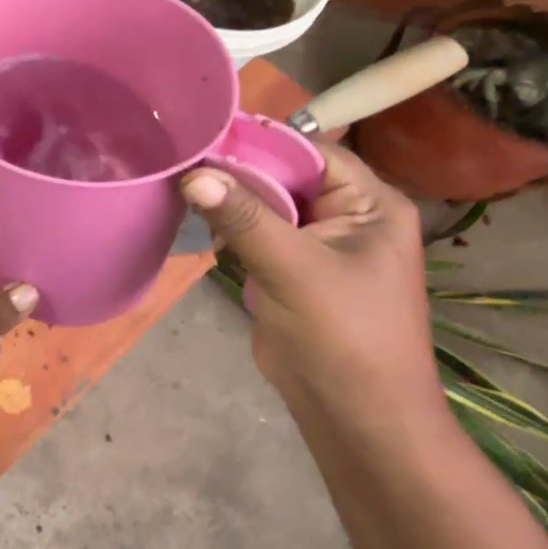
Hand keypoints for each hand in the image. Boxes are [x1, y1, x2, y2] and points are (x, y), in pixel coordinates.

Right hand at [180, 142, 442, 427]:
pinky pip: (254, 229)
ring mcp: (316, 242)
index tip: (201, 133)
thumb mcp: (294, 269)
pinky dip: (225, 221)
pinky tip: (190, 215)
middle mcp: (347, 214)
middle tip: (179, 155)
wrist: (355, 415)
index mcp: (371, 205)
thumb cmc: (344, 337)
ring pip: (263, 200)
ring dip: (225, 195)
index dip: (258, 141)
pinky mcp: (289, 266)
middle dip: (234, 168)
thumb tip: (192, 174)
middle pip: (283, 173)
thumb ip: (244, 217)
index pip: (310, 151)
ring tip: (176, 180)